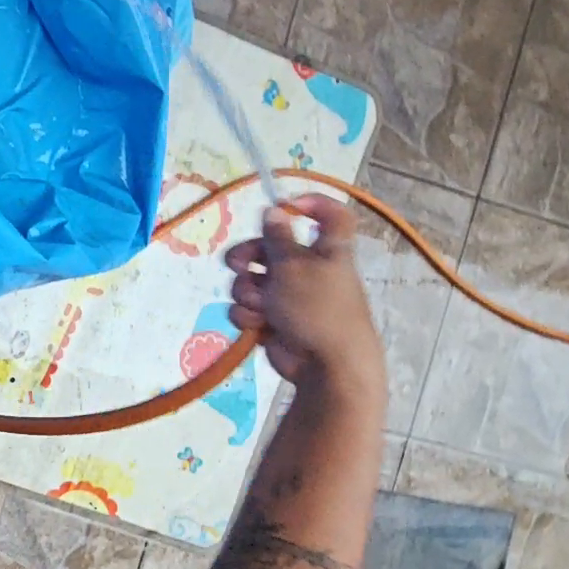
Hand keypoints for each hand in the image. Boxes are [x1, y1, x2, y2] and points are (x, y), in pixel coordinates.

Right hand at [223, 194, 382, 391]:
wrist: (324, 364)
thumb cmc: (317, 308)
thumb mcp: (294, 266)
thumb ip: (279, 238)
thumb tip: (274, 210)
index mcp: (326, 251)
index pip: (330, 216)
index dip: (311, 204)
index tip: (282, 206)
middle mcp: (307, 269)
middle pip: (270, 249)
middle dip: (248, 256)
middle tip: (238, 264)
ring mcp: (288, 296)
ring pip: (251, 280)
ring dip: (247, 291)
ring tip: (258, 305)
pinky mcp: (272, 319)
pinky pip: (248, 307)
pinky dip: (249, 314)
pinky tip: (258, 324)